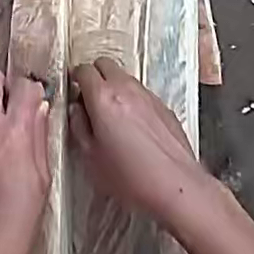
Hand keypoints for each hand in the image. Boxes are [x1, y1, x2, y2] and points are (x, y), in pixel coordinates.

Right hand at [69, 58, 211, 224]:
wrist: (179, 189)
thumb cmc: (133, 177)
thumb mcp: (90, 155)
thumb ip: (78, 125)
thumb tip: (76, 111)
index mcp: (102, 97)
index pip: (83, 69)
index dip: (75, 78)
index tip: (74, 89)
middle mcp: (126, 89)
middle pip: (105, 64)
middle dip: (94, 75)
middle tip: (90, 96)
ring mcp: (148, 97)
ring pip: (124, 77)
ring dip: (114, 87)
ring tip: (112, 114)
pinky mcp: (165, 108)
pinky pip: (142, 93)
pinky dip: (133, 100)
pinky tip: (134, 126)